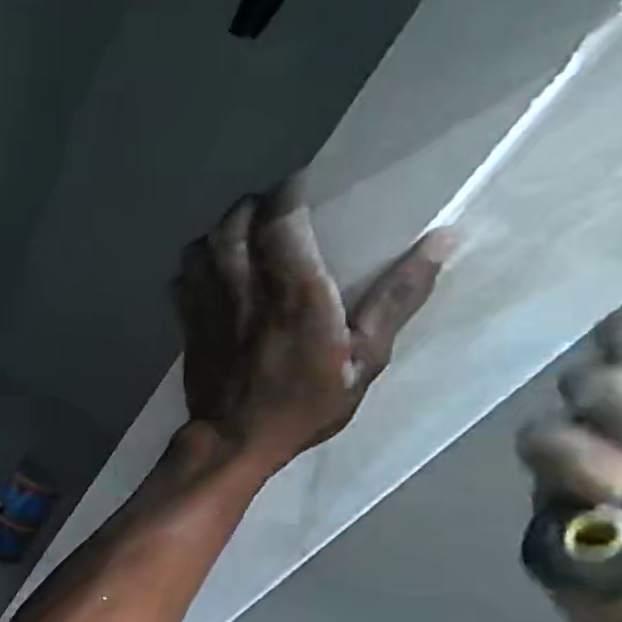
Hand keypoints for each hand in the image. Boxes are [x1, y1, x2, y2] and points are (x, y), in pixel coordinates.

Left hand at [173, 172, 452, 471]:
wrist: (235, 438)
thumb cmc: (305, 405)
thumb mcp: (366, 359)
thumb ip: (397, 299)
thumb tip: (441, 240)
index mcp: (295, 294)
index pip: (281, 223)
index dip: (286, 195)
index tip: (299, 183)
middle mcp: (246, 291)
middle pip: (234, 227)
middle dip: (249, 207)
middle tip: (269, 205)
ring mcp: (208, 307)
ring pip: (201, 249)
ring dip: (218, 231)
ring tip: (239, 230)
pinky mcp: (187, 324)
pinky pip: (180, 279)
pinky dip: (192, 263)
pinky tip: (206, 265)